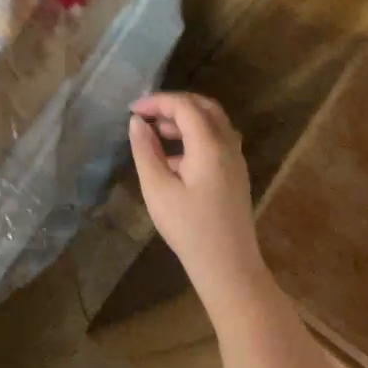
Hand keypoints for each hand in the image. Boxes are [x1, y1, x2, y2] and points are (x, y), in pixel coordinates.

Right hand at [128, 93, 260, 285]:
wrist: (227, 266)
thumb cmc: (188, 228)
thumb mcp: (157, 189)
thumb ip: (146, 151)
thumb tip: (136, 122)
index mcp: (210, 146)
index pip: (185, 106)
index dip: (157, 102)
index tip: (132, 111)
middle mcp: (228, 146)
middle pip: (205, 107)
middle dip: (174, 105)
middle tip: (146, 116)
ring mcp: (236, 160)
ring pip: (213, 123)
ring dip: (185, 119)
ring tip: (156, 134)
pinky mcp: (236, 174)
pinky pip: (217, 140)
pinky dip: (195, 135)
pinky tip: (173, 158)